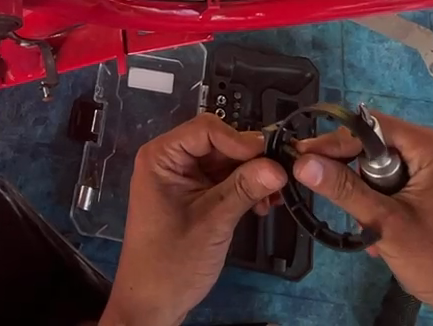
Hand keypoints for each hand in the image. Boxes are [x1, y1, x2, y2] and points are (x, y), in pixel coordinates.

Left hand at [100, 113, 286, 325]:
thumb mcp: (212, 222)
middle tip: (280, 176)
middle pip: (217, 143)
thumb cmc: (171, 263)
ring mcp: (182, 176)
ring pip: (224, 161)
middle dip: (249, 159)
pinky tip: (263, 203)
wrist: (152, 304)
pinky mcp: (192, 193)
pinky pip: (222, 179)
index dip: (239, 139)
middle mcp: (170, 158)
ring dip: (250, 175)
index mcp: (162, 155)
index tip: (271, 157)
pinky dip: (242, 188)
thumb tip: (277, 166)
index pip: (206, 129)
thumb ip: (243, 189)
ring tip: (275, 195)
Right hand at [293, 111, 432, 325]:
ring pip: (389, 167)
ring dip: (371, 193)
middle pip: (379, 146)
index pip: (370, 126)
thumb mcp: (388, 225)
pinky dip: (389, 202)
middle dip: (355, 173)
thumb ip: (344, 190)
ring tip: (365, 224)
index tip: (302, 156)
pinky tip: (383, 230)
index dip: (334, 141)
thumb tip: (303, 163)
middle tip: (332, 195)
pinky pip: (406, 182)